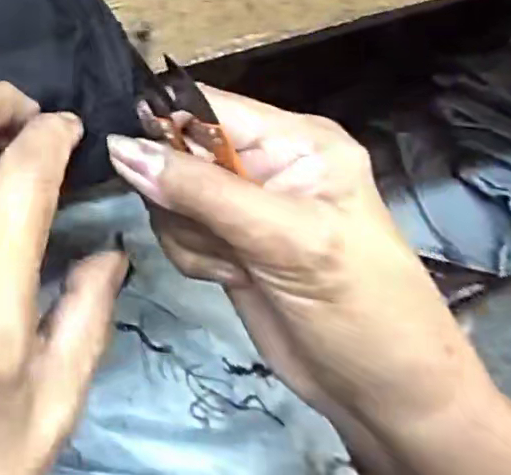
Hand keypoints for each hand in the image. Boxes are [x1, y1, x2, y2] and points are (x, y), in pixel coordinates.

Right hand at [106, 87, 510, 474]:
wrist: (388, 404)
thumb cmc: (362, 310)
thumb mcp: (287, 241)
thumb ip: (201, 191)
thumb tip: (121, 148)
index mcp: (293, 139)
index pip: (209, 106)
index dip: (166, 122)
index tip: (131, 153)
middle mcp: (263, 160)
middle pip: (179, 147)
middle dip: (180, 192)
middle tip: (209, 229)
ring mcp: (242, 202)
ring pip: (169, 190)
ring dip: (187, 230)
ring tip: (233, 263)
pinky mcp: (225, 238)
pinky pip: (174, 226)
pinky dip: (190, 254)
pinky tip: (231, 276)